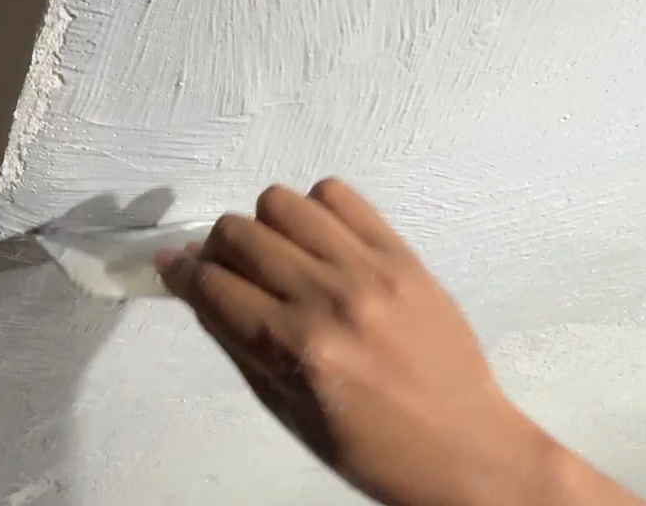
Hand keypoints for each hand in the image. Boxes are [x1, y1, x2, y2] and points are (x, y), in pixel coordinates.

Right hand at [156, 179, 642, 505]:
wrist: (470, 452)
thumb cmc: (366, 445)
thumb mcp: (284, 408)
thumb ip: (232, 335)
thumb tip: (187, 276)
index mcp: (295, 349)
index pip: (209, 284)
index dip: (181, 274)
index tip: (174, 269)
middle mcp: (326, 299)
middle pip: (236, 232)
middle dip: (218, 251)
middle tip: (233, 271)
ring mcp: (368, 269)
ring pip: (278, 201)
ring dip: (264, 226)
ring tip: (281, 253)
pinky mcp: (401, 253)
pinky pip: (336, 192)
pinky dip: (315, 210)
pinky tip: (322, 240)